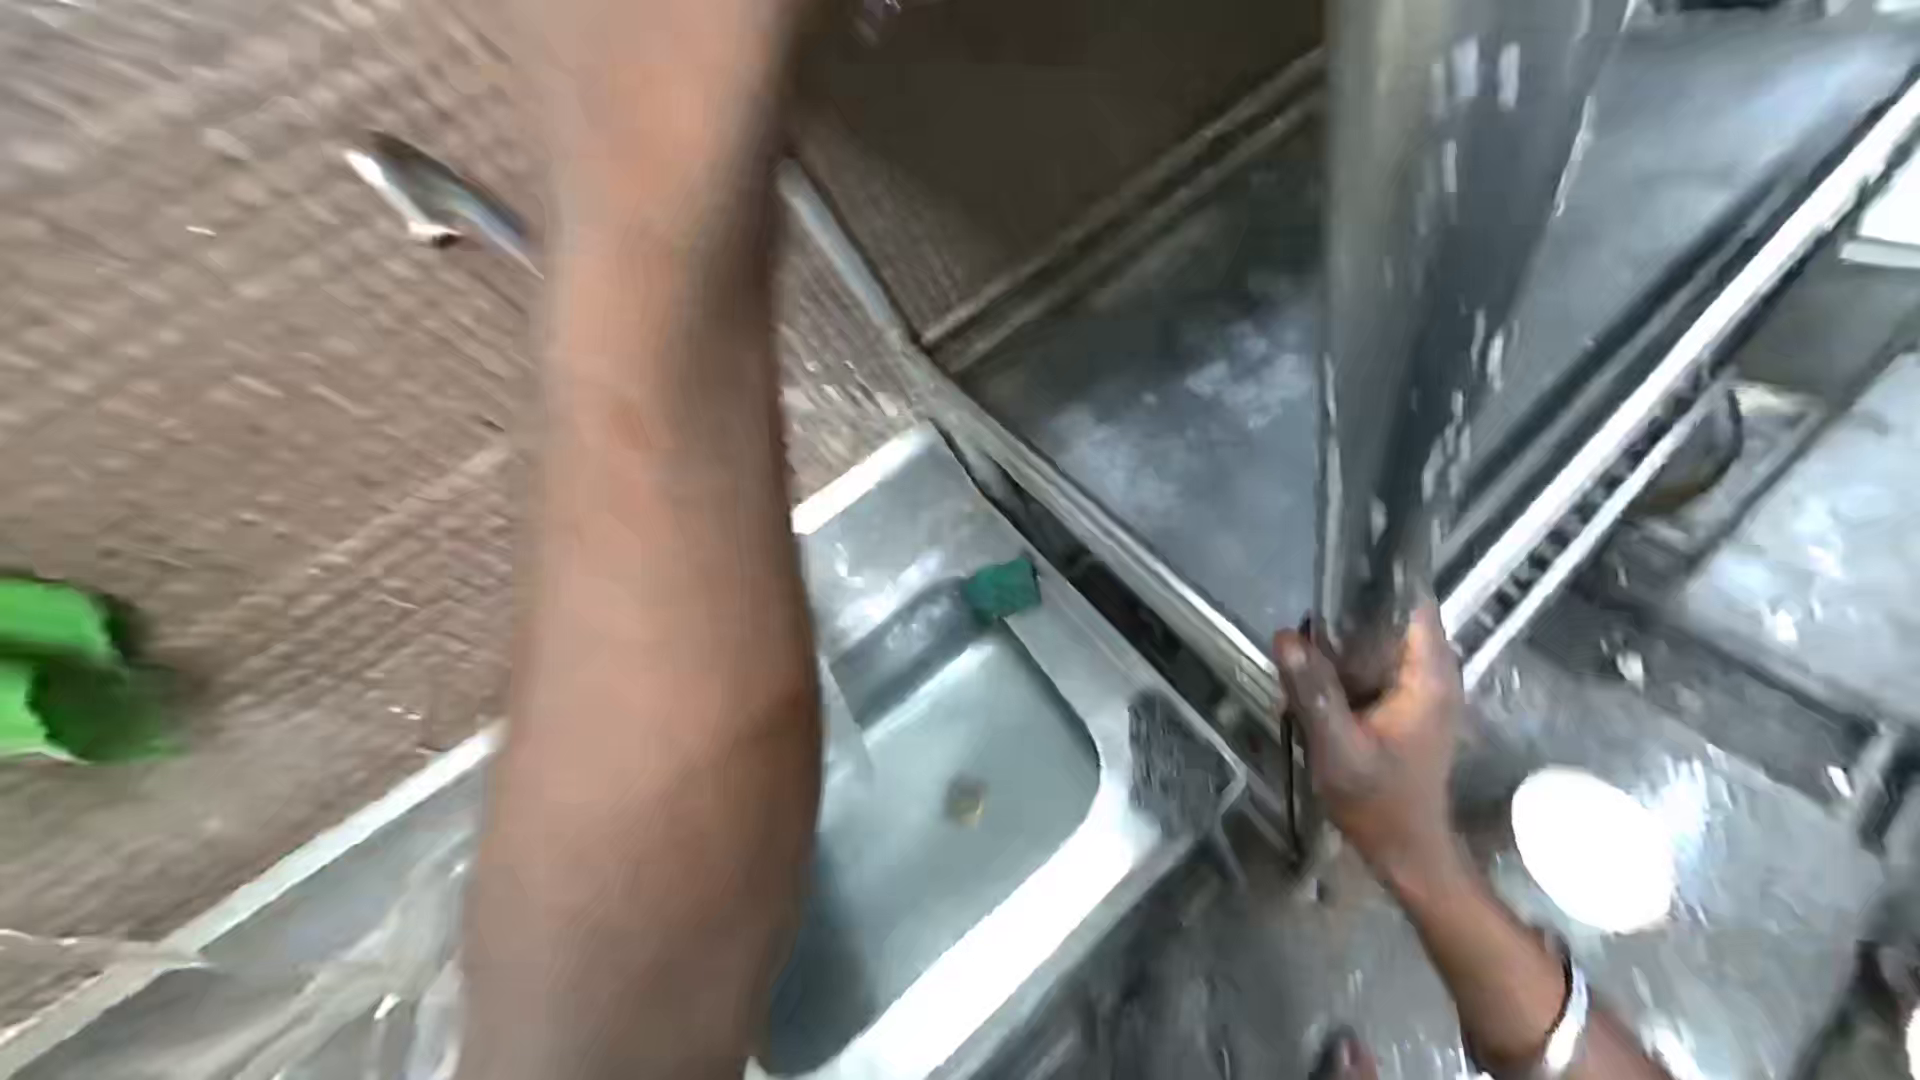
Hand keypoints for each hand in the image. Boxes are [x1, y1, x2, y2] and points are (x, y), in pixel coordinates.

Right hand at [1273, 604, 1463, 881]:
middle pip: (1390, 619)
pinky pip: (1371, 665)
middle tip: (1301, 628)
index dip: (1378, 582)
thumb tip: (1285, 636)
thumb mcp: (1336, 745)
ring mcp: (1418, 690)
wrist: (1403, 849)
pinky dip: (1343, 664)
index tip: (1333, 573)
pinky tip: (1313, 679)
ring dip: (1340, 642)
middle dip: (1345, 616)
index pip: (1413, 605)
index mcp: (1428, 678)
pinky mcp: (1403, 704)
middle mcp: (1431, 676)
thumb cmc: (1377, 800)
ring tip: (1300, 652)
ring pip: (1377, 642)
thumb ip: (1313, 691)